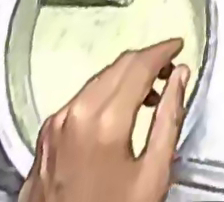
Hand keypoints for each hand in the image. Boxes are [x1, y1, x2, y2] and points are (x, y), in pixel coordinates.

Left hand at [17, 38, 189, 201]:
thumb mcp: (152, 177)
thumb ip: (169, 119)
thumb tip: (180, 75)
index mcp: (106, 121)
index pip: (140, 65)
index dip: (163, 51)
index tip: (179, 46)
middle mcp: (76, 113)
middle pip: (118, 66)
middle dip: (146, 61)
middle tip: (169, 70)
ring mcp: (55, 125)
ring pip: (97, 80)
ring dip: (125, 77)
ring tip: (148, 94)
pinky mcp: (43, 138)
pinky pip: (79, 101)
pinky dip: (103, 95)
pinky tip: (116, 113)